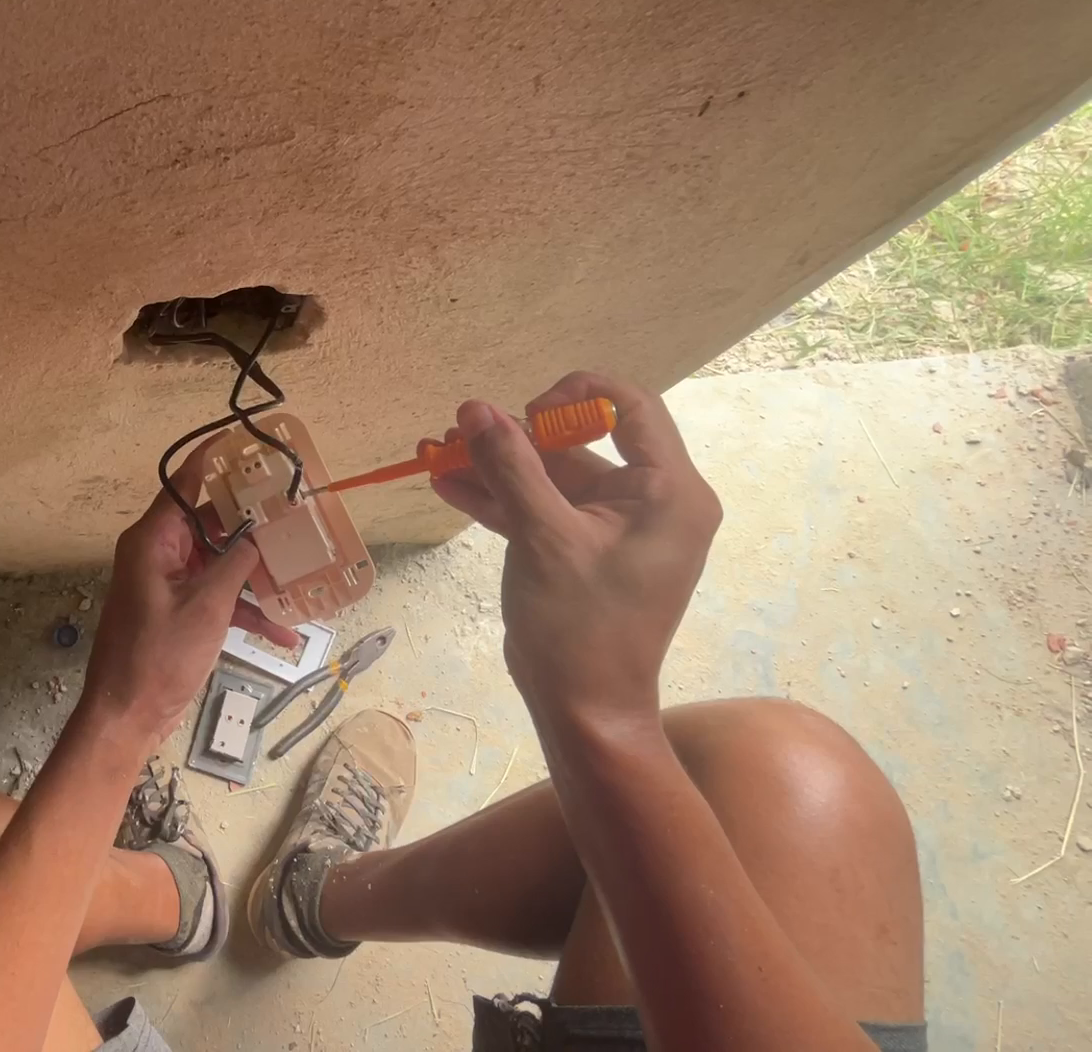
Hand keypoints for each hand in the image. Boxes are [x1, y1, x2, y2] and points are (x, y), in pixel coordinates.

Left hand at [81, 441, 298, 744]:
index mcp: (153, 540)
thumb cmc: (158, 656)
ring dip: (254, 573)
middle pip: (209, 522)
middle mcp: (158, 552)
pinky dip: (243, 609)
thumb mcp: (207, 607)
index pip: (184, 484)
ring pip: (218, 561)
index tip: (243, 437)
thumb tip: (258, 535)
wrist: (127, 714)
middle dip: (251, 523)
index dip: (213, 458)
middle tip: (293, 509)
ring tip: (300, 571)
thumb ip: (236, 564)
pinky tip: (284, 631)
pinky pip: (214, 595)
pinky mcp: (176, 609)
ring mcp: (167, 582)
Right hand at [431, 372, 721, 730]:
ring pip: (546, 479)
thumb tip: (474, 409)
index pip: (628, 407)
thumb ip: (509, 467)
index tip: (522, 416)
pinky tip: (449, 488)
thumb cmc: (579, 622)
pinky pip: (536, 511)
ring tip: (436, 457)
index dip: (572, 397)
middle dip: (510, 440)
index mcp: (666, 491)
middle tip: (454, 437)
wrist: (580, 705)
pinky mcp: (576, 551)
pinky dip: (496, 500)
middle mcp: (645, 502)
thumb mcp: (542, 537)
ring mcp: (607, 529)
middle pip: (574, 446)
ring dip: (492, 469)